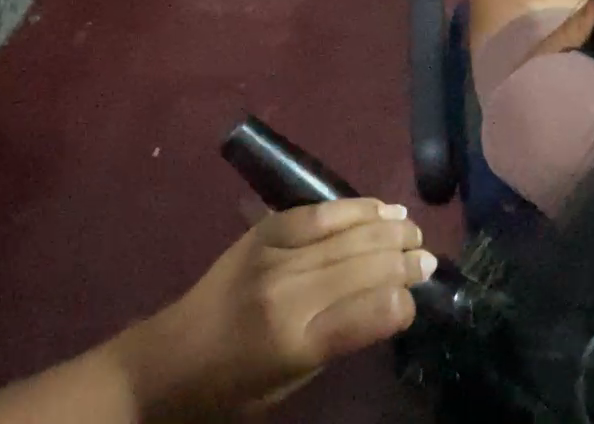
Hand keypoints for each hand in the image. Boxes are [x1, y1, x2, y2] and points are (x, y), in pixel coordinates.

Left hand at [113, 198, 436, 413]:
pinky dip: (357, 208)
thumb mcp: (294, 380)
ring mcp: (273, 257)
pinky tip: (380, 210)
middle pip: (365, 265)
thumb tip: (394, 300)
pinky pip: (320, 213)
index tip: (419, 295)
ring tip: (412, 232)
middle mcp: (286, 294)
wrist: (166, 361)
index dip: (404, 299)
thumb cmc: (234, 386)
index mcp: (294, 343)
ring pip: (349, 233)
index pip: (370, 313)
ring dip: (389, 230)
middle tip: (427, 259)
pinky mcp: (263, 232)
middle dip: (405, 260)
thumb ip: (344, 338)